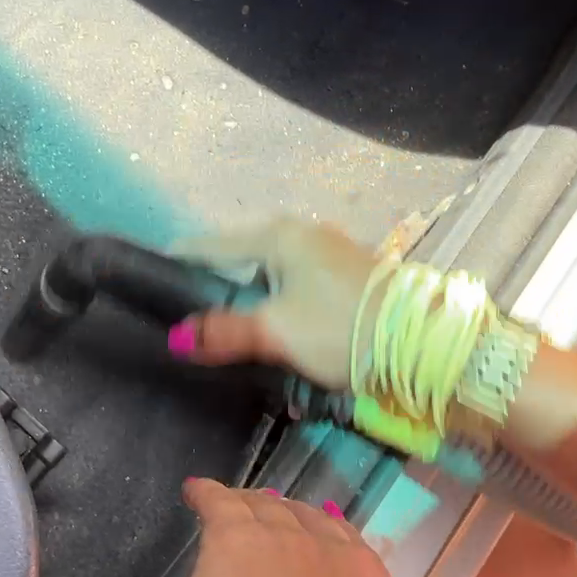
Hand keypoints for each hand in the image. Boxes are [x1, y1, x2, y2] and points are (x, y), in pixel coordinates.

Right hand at [170, 219, 377, 388]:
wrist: (421, 342)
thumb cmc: (338, 326)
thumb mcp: (274, 331)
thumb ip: (223, 332)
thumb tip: (178, 338)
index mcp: (277, 236)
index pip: (212, 245)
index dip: (182, 260)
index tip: (155, 272)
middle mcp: (301, 234)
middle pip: (241, 258)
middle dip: (215, 284)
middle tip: (188, 311)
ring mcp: (327, 252)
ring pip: (270, 274)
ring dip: (249, 299)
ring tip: (225, 326)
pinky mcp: (345, 275)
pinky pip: (294, 286)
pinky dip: (276, 304)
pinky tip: (270, 328)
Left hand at [178, 478, 431, 576]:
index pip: (356, 561)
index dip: (330, 554)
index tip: (314, 557)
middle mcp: (338, 561)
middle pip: (312, 525)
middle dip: (293, 524)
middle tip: (272, 528)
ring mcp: (286, 542)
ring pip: (266, 509)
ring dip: (252, 508)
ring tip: (236, 508)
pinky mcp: (235, 537)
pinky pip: (219, 502)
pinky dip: (206, 496)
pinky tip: (195, 493)